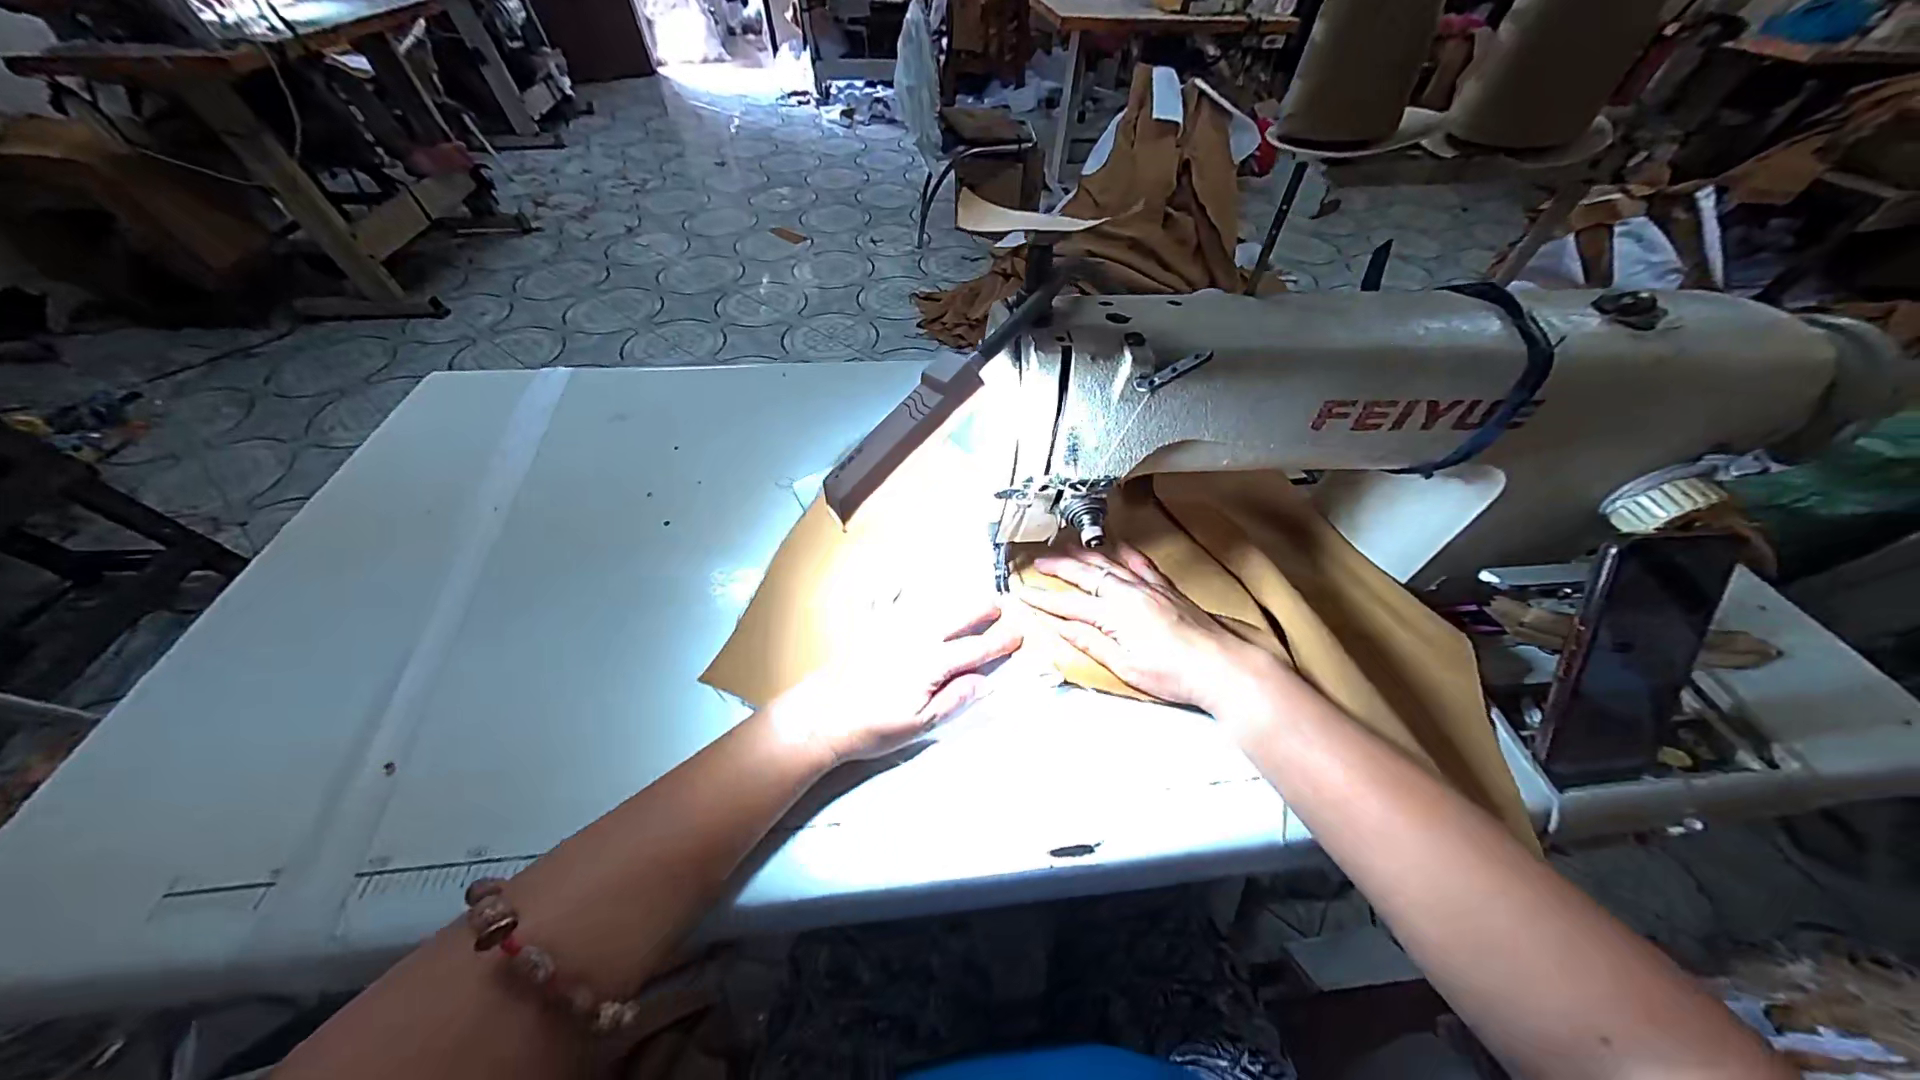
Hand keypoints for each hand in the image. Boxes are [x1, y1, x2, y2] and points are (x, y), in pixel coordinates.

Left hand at [768, 599, 1022, 764]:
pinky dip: (891, 584)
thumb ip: (955, 698)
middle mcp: (914, 635)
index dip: (999, 642)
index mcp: (932, 662)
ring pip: (926, 600)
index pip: (975, 649)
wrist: (824, 717)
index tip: (1017, 635)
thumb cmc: (874, 726)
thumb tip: (985, 681)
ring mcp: (889, 626)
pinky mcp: (866, 624)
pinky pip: (881, 595)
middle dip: (981, 608)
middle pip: (956, 615)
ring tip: (962, 589)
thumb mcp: (921, 723)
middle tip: (997, 606)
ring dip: (948, 594)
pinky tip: (897, 577)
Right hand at [1021, 544, 1288, 714]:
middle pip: (1085, 574)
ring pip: (1109, 562)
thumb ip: (1091, 642)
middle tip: (1038, 563)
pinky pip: (1140, 562)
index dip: (1045, 600)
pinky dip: (1125, 551)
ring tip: (1067, 549)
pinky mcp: (1167, 588)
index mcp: (1115, 614)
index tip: (1026, 595)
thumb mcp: (1125, 666)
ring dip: (1084, 555)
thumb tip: (1062, 629)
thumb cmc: (1177, 674)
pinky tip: (1118, 546)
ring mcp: (1150, 587)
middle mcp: (1130, 593)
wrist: (1222, 667)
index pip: (1069, 604)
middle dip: (1058, 567)